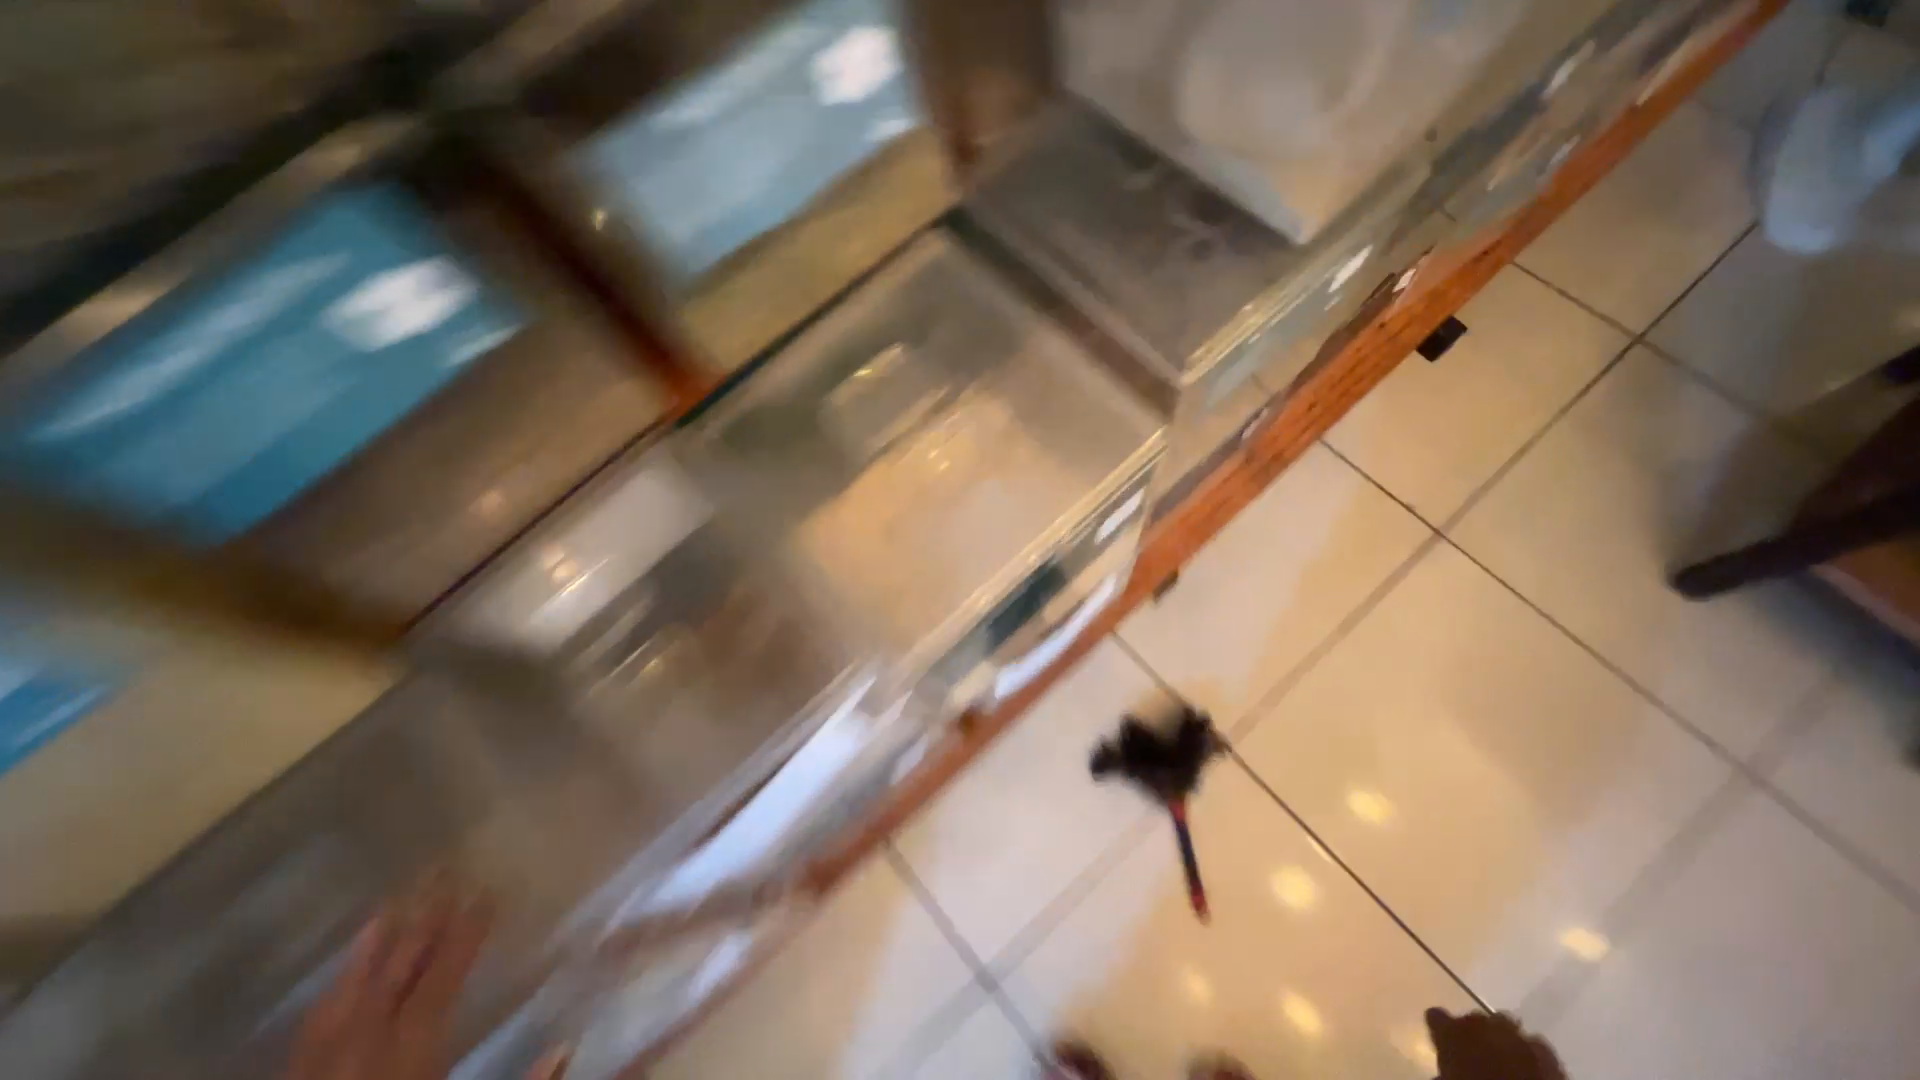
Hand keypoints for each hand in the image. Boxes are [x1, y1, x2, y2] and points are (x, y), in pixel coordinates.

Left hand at [288, 879, 556, 1079]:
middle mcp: (361, 1058)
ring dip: (372, 950)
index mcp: (409, 1064)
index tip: (486, 895)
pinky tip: (342, 979)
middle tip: (443, 875)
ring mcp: (322, 1073)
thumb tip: (569, 1042)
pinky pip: (313, 1030)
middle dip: (420, 926)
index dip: (462, 938)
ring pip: (347, 998)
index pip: (437, 987)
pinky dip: (333, 992)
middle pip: (391, 980)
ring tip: (393, 906)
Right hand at [1424, 1007, 1566, 1079]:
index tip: (1442, 1041)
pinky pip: (1534, 1045)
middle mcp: (1481, 1025)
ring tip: (1505, 1059)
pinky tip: (1530, 1068)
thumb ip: (1444, 1071)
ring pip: (1506, 1026)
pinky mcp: (1544, 1051)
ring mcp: (1514, 1035)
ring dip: (1503, 1039)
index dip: (1439, 1028)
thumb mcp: (1449, 1078)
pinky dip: (1530, 1054)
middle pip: (1474, 1019)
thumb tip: (1443, 1074)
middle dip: (1475, 1033)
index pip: (1435, 1016)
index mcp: (1451, 1032)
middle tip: (1477, 1055)